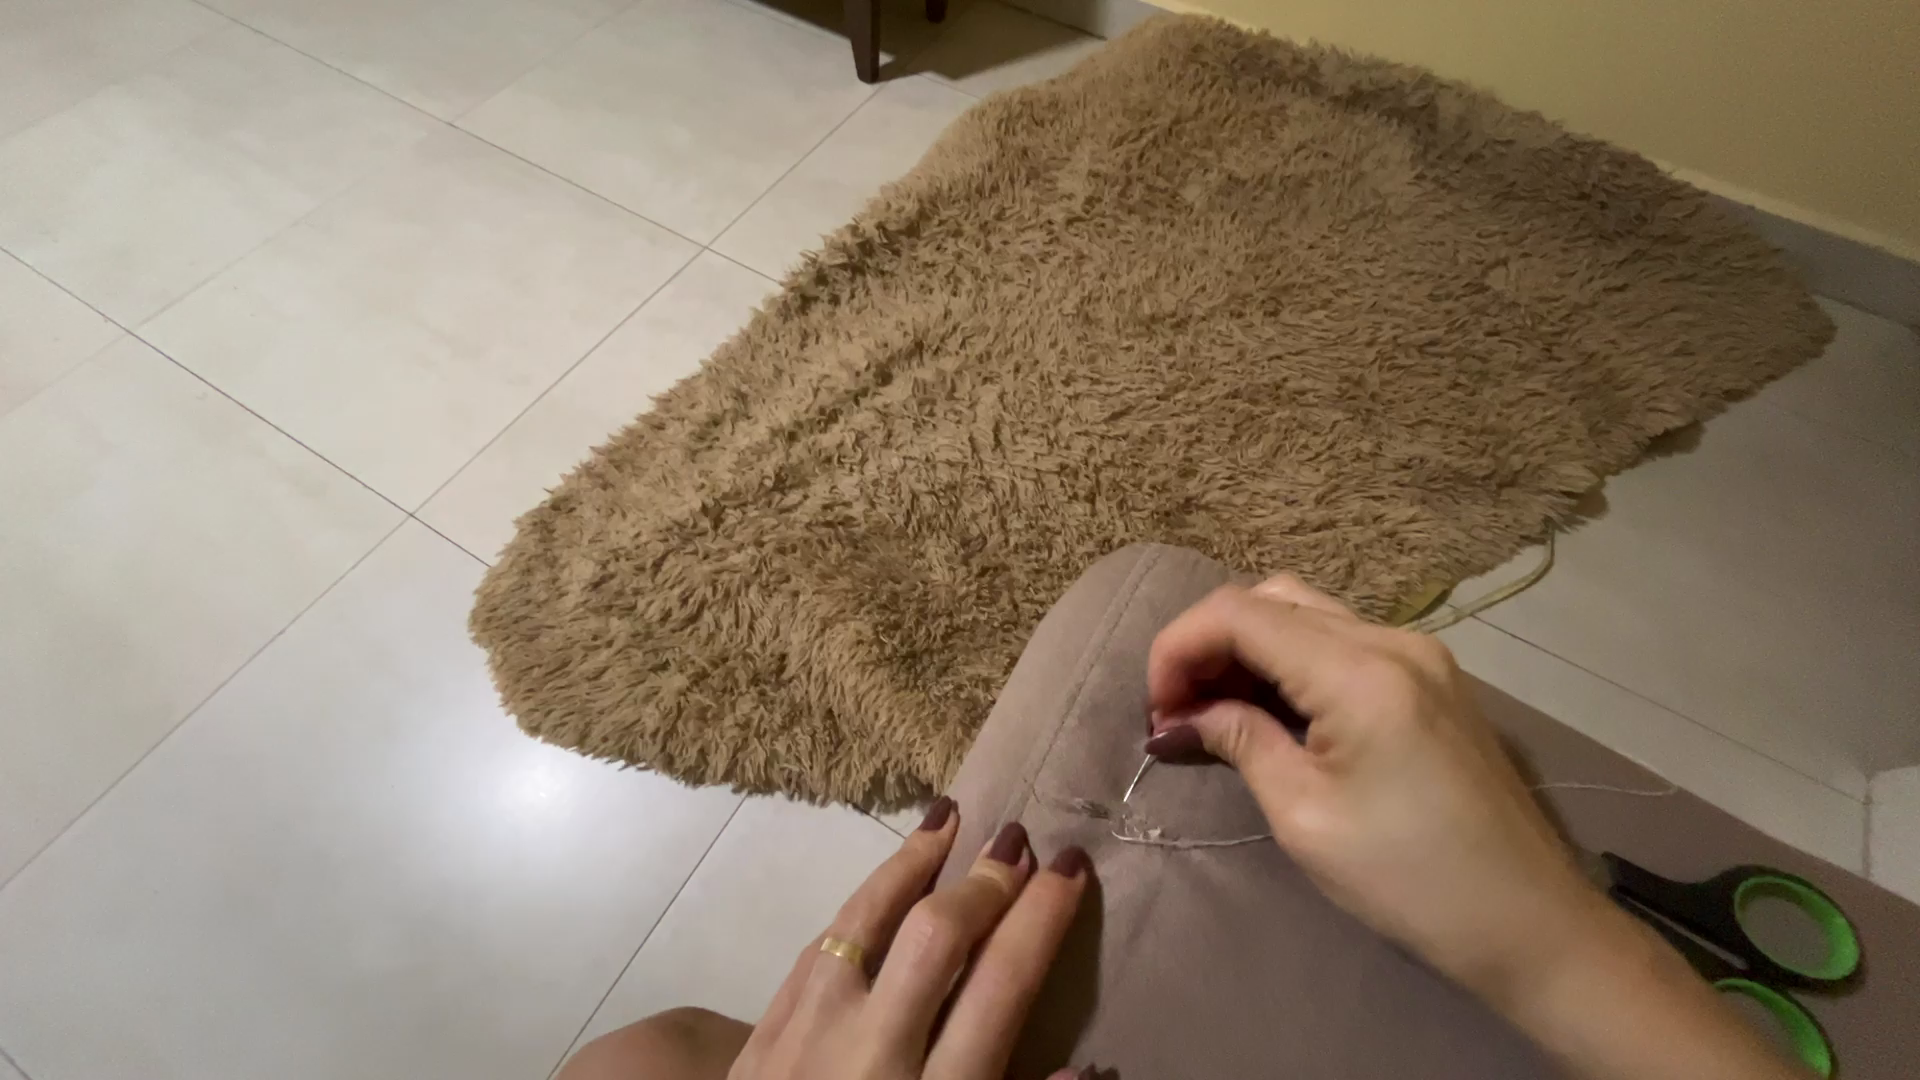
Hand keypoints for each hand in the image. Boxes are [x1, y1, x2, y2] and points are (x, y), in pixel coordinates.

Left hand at [728, 800, 1091, 1079]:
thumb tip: (1090, 1070)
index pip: (1001, 990)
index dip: (1041, 919)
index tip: (1071, 866)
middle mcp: (873, 1056)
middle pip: (936, 940)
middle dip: (986, 882)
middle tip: (1021, 839)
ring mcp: (811, 1033)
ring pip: (868, 918)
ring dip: (917, 862)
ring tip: (952, 817)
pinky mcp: (769, 1025)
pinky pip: (825, 939)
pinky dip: (865, 897)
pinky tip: (891, 874)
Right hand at [1145, 577, 1805, 1079]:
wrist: (1536, 929)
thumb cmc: (1411, 881)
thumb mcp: (1304, 816)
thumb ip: (1240, 740)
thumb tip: (1184, 715)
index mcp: (1360, 673)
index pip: (1238, 615)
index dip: (1178, 647)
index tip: (1157, 708)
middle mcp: (1391, 640)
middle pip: (1265, 598)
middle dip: (1205, 643)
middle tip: (1179, 708)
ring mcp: (1416, 651)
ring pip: (1299, 608)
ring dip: (1242, 645)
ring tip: (1214, 705)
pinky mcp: (1426, 673)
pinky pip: (1334, 635)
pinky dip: (1283, 655)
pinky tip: (1268, 703)